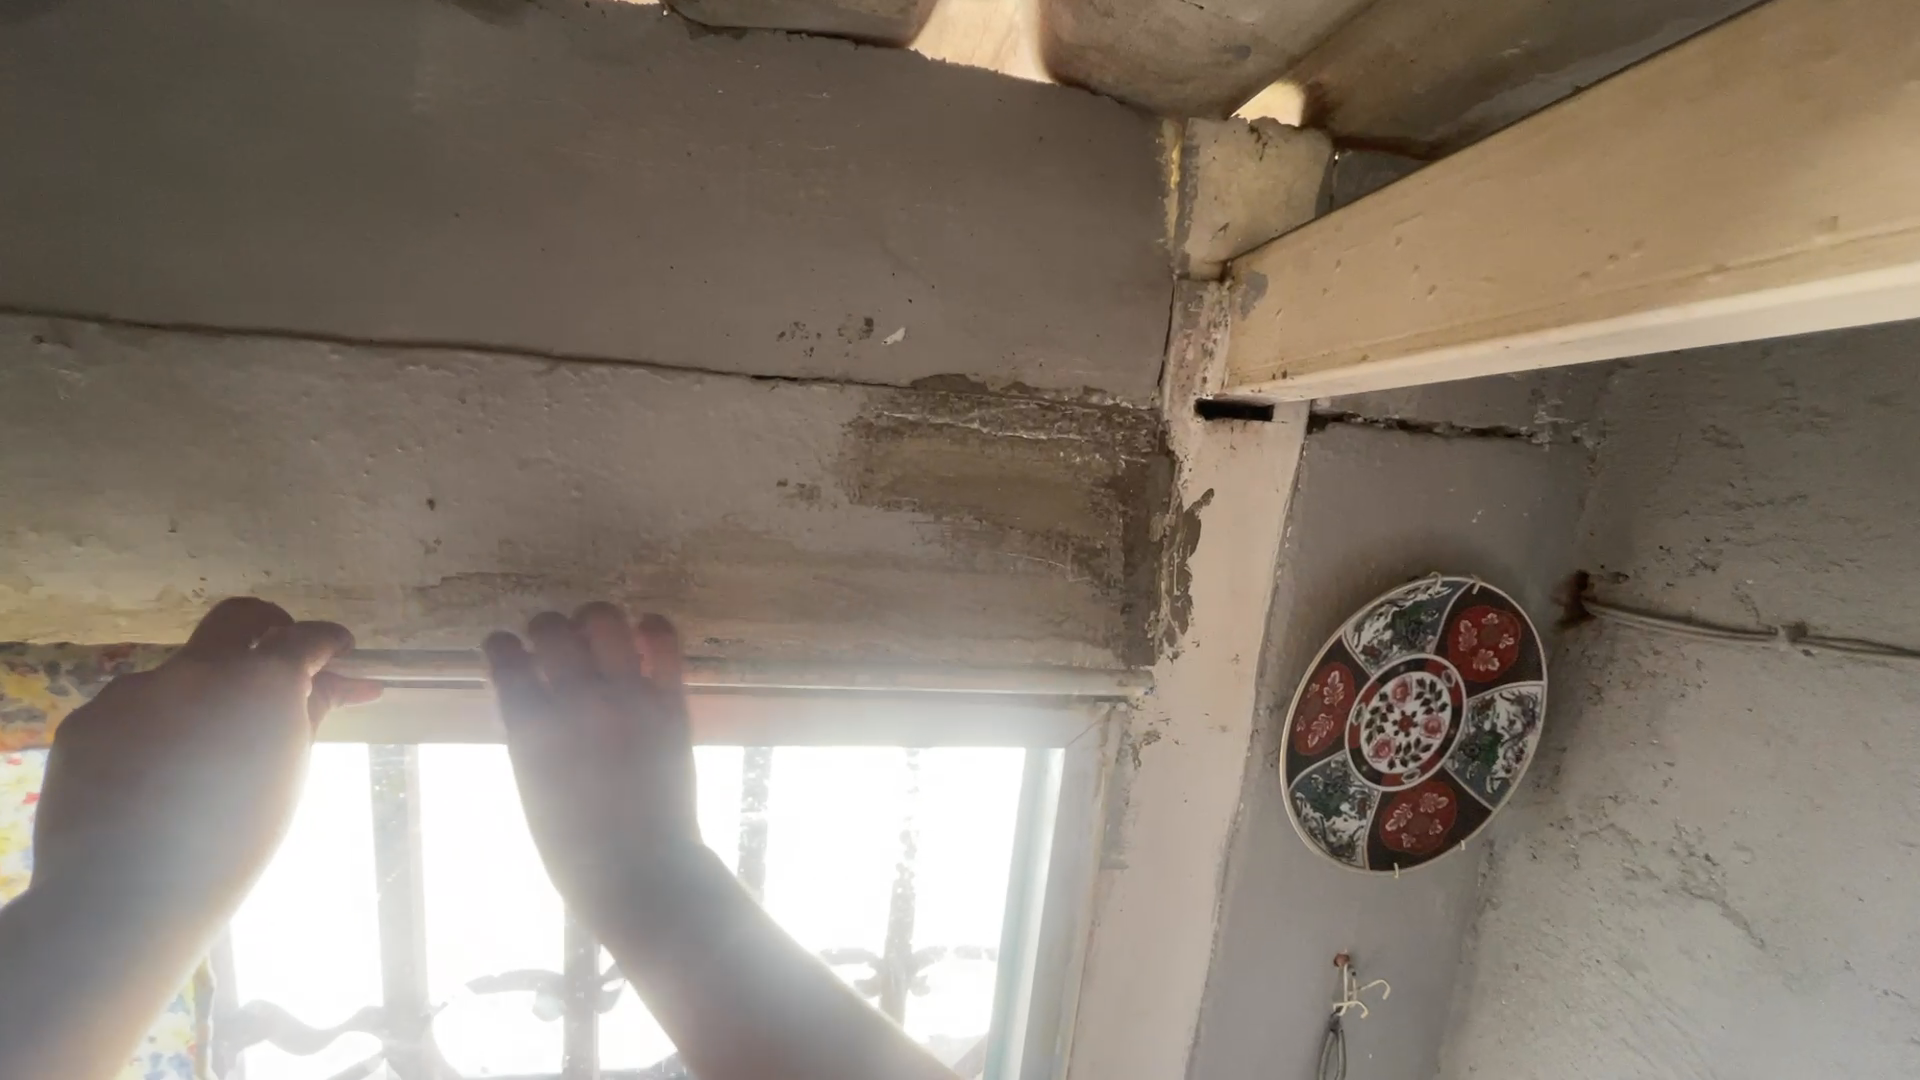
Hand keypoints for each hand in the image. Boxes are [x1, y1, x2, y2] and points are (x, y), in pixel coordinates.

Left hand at [30, 598, 380, 921]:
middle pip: (238, 618)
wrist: (128, 889)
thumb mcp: (293, 764)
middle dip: (271, 626)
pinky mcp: (86, 721)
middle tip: (285, 654)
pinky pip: (138, 707)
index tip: (341, 651)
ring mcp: (133, 692)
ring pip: (184, 672)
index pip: (307, 637)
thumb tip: (340, 683)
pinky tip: (168, 765)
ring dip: (209, 690)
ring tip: (216, 742)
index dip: (331, 640)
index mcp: (262, 679)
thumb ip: (312, 710)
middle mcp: (197, 670)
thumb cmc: (240, 829)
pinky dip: (163, 722)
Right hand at [484, 604, 697, 925]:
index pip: (503, 655)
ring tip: (600, 634)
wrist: (638, 867)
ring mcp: (627, 698)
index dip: (502, 646)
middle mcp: (576, 702)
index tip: (509, 649)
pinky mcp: (670, 702)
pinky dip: (653, 627)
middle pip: (551, 627)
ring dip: (596, 620)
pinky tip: (645, 633)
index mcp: (529, 727)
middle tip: (558, 642)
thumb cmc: (574, 842)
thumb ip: (531, 732)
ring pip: (605, 620)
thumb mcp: (531, 783)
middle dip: (547, 627)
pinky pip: (664, 641)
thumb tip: (531, 689)